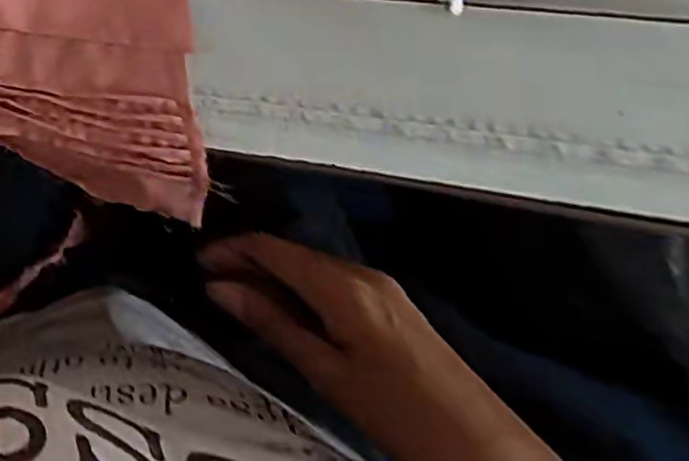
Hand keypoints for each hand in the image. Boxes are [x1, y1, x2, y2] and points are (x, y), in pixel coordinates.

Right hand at [200, 233, 555, 460]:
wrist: (489, 452)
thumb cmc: (400, 416)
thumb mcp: (327, 374)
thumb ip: (272, 324)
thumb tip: (219, 288)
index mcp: (341, 285)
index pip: (271, 247)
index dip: (230, 249)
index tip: (199, 264)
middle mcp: (360, 273)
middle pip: (290, 252)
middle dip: (249, 261)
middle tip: (214, 283)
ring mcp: (380, 286)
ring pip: (310, 264)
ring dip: (273, 274)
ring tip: (243, 298)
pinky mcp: (392, 303)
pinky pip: (331, 279)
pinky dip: (301, 287)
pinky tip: (289, 310)